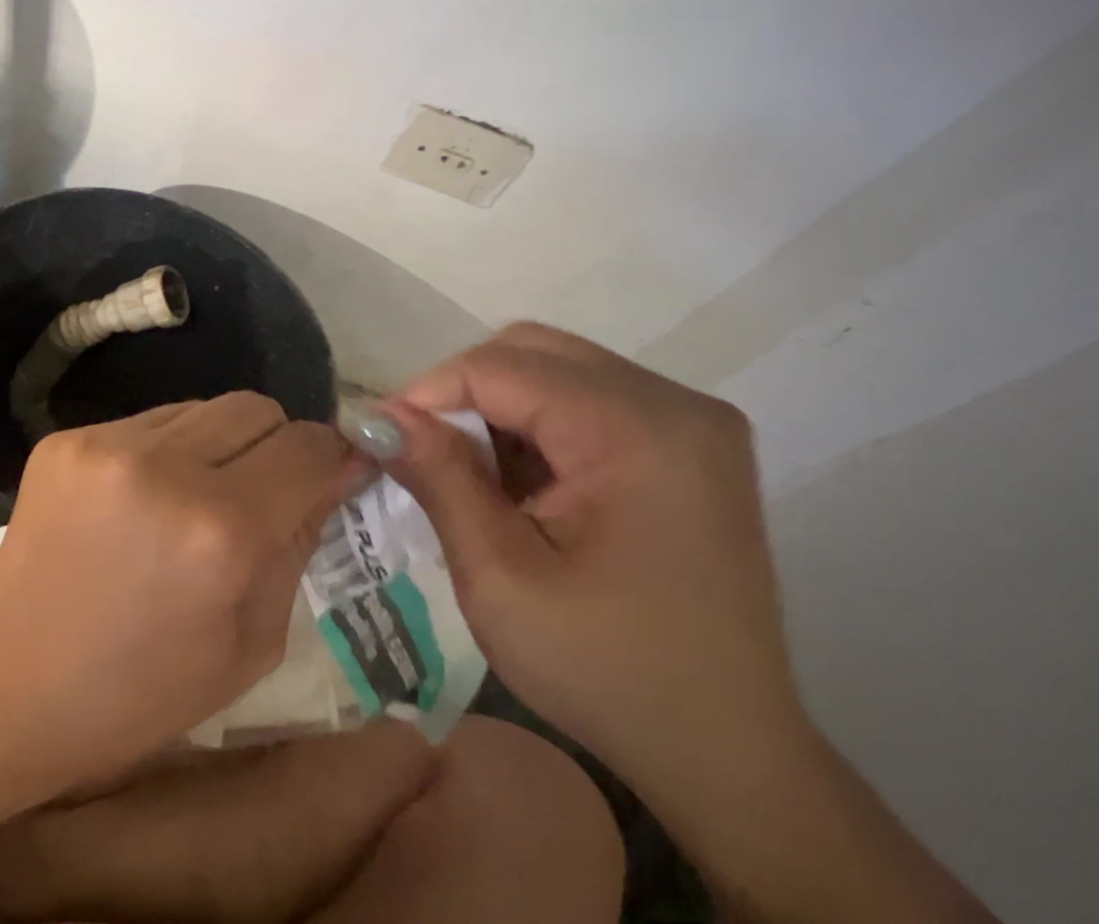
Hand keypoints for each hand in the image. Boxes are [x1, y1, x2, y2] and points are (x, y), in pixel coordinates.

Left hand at [0, 393, 355, 793]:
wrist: (11, 693)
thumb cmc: (142, 696)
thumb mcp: (252, 643)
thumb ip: (299, 545)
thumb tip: (334, 474)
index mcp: (222, 529)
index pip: (310, 446)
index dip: (333, 460)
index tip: (328, 482)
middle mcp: (164, 466)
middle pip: (258, 408)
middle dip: (277, 448)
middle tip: (260, 498)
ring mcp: (104, 446)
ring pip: (202, 408)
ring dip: (218, 446)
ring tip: (193, 504)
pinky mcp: (62, 442)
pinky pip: (147, 423)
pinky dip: (165, 453)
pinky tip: (141, 505)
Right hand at [380, 323, 803, 781]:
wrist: (722, 746)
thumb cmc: (603, 669)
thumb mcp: (499, 577)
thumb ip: (439, 480)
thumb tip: (378, 417)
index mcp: (636, 431)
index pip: (502, 366)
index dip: (426, 392)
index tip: (378, 440)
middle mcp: (678, 406)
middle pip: (537, 353)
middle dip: (462, 396)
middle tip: (419, 459)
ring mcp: (696, 427)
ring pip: (563, 375)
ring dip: (500, 416)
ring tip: (472, 487)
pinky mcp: (696, 453)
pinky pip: (595, 408)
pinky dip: (541, 434)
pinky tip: (525, 494)